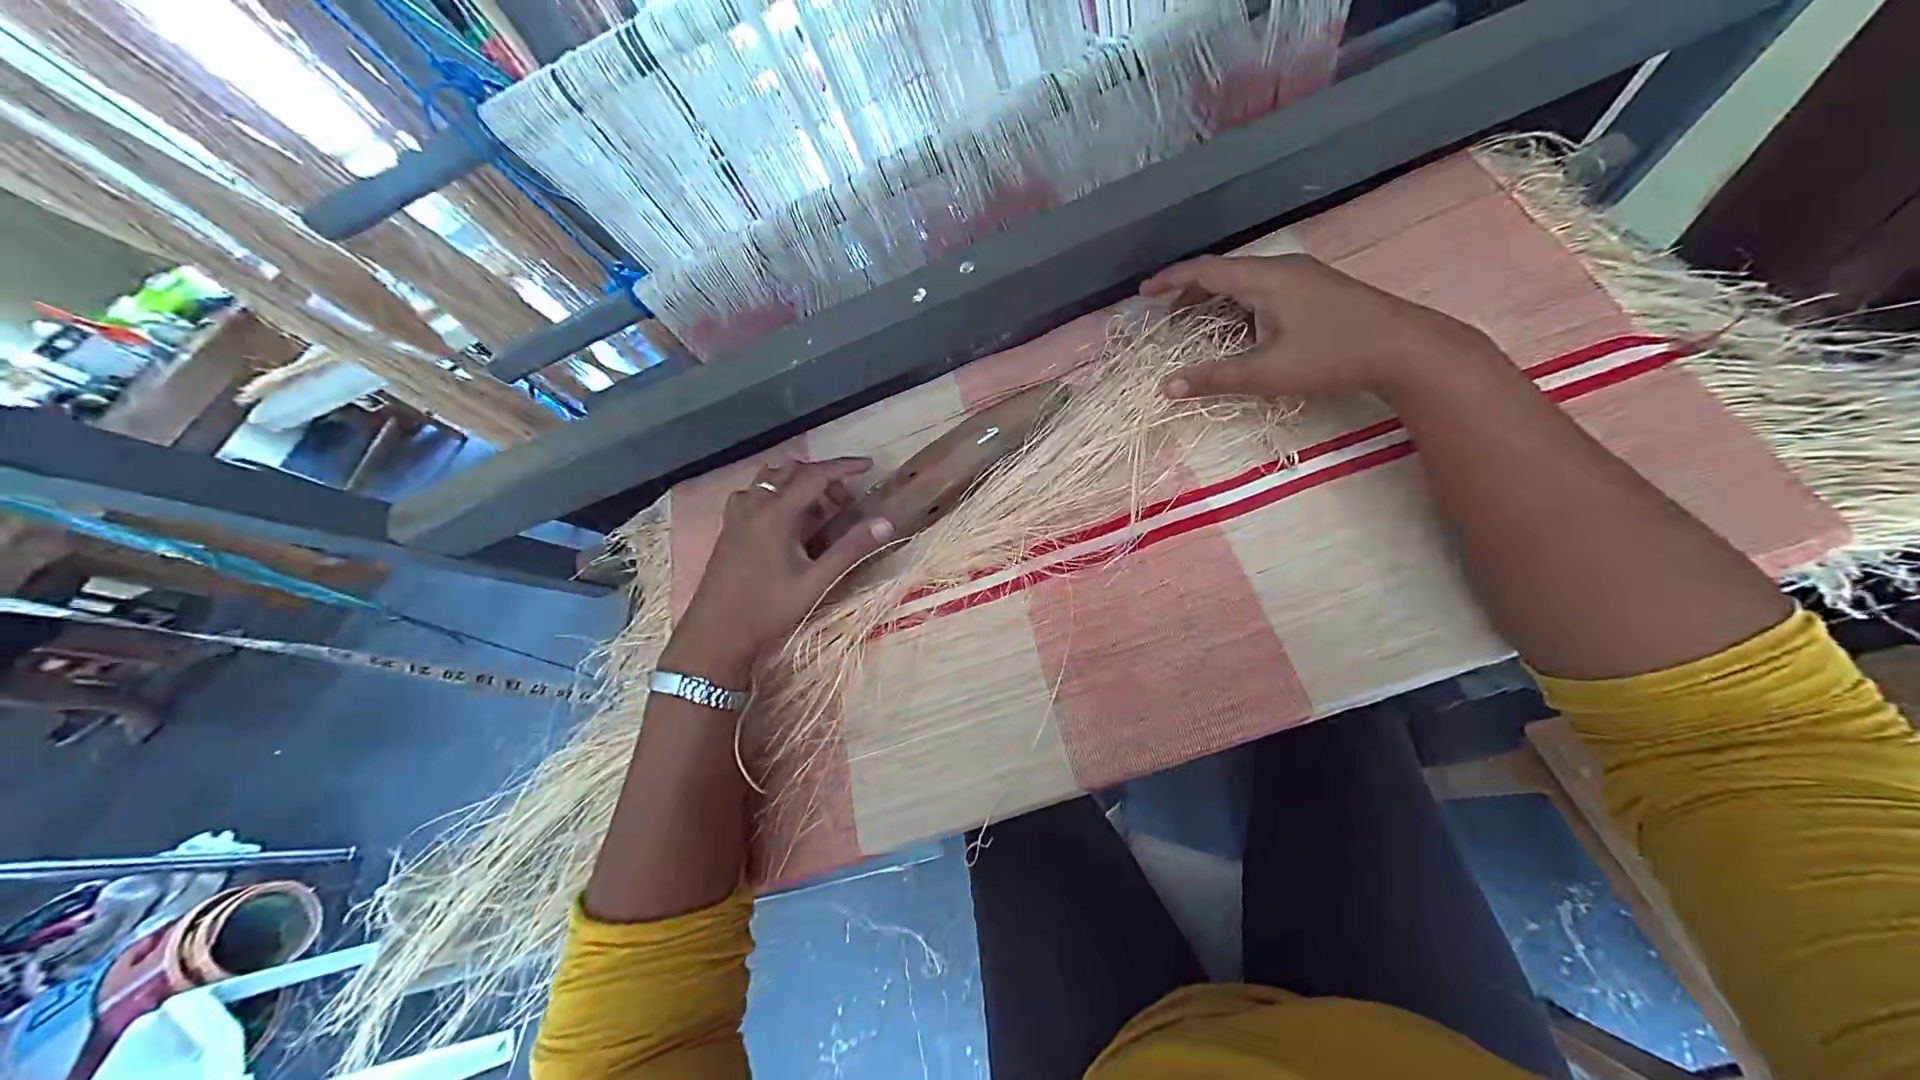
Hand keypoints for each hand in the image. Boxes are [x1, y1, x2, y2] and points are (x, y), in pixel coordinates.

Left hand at [662, 458, 893, 686]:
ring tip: (819, 510)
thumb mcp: (816, 581)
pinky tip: (786, 520)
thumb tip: (885, 523)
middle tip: (845, 502)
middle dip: (822, 477)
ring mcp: (737, 515)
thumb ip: (850, 549)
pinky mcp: (729, 528)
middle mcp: (754, 505)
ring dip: (797, 483)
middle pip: (792, 471)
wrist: (716, 633)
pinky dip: (776, 494)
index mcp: (776, 513)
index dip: (843, 467)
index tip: (868, 466)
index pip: (815, 475)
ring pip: (770, 479)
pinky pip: (754, 494)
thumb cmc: (768, 608)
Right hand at [1140, 254, 1504, 402]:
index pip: (1205, 270)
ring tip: (1196, 323)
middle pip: (1224, 272)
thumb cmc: (1330, 356)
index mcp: (1264, 278)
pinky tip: (1240, 328)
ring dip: (1216, 299)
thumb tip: (1168, 387)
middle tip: (1167, 316)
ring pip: (1246, 280)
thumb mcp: (1266, 372)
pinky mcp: (1317, 289)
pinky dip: (1239, 304)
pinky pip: (1264, 288)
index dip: (1171, 279)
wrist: (1405, 348)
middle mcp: (1281, 268)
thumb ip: (1215, 378)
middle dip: (1190, 292)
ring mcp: (1303, 276)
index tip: (1143, 291)